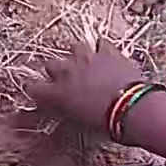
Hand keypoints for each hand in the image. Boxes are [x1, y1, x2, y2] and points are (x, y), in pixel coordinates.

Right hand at [31, 46, 145, 137]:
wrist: (133, 108)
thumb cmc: (105, 122)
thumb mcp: (76, 122)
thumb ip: (63, 111)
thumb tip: (61, 109)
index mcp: (54, 93)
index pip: (32, 88)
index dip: (35, 90)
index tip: (39, 93)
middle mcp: (65, 72)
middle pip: (50, 64)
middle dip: (56, 71)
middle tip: (66, 81)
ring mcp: (85, 59)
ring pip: (73, 48)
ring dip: (76, 55)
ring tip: (83, 63)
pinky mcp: (107, 52)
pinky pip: (100, 43)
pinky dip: (101, 48)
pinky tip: (104, 53)